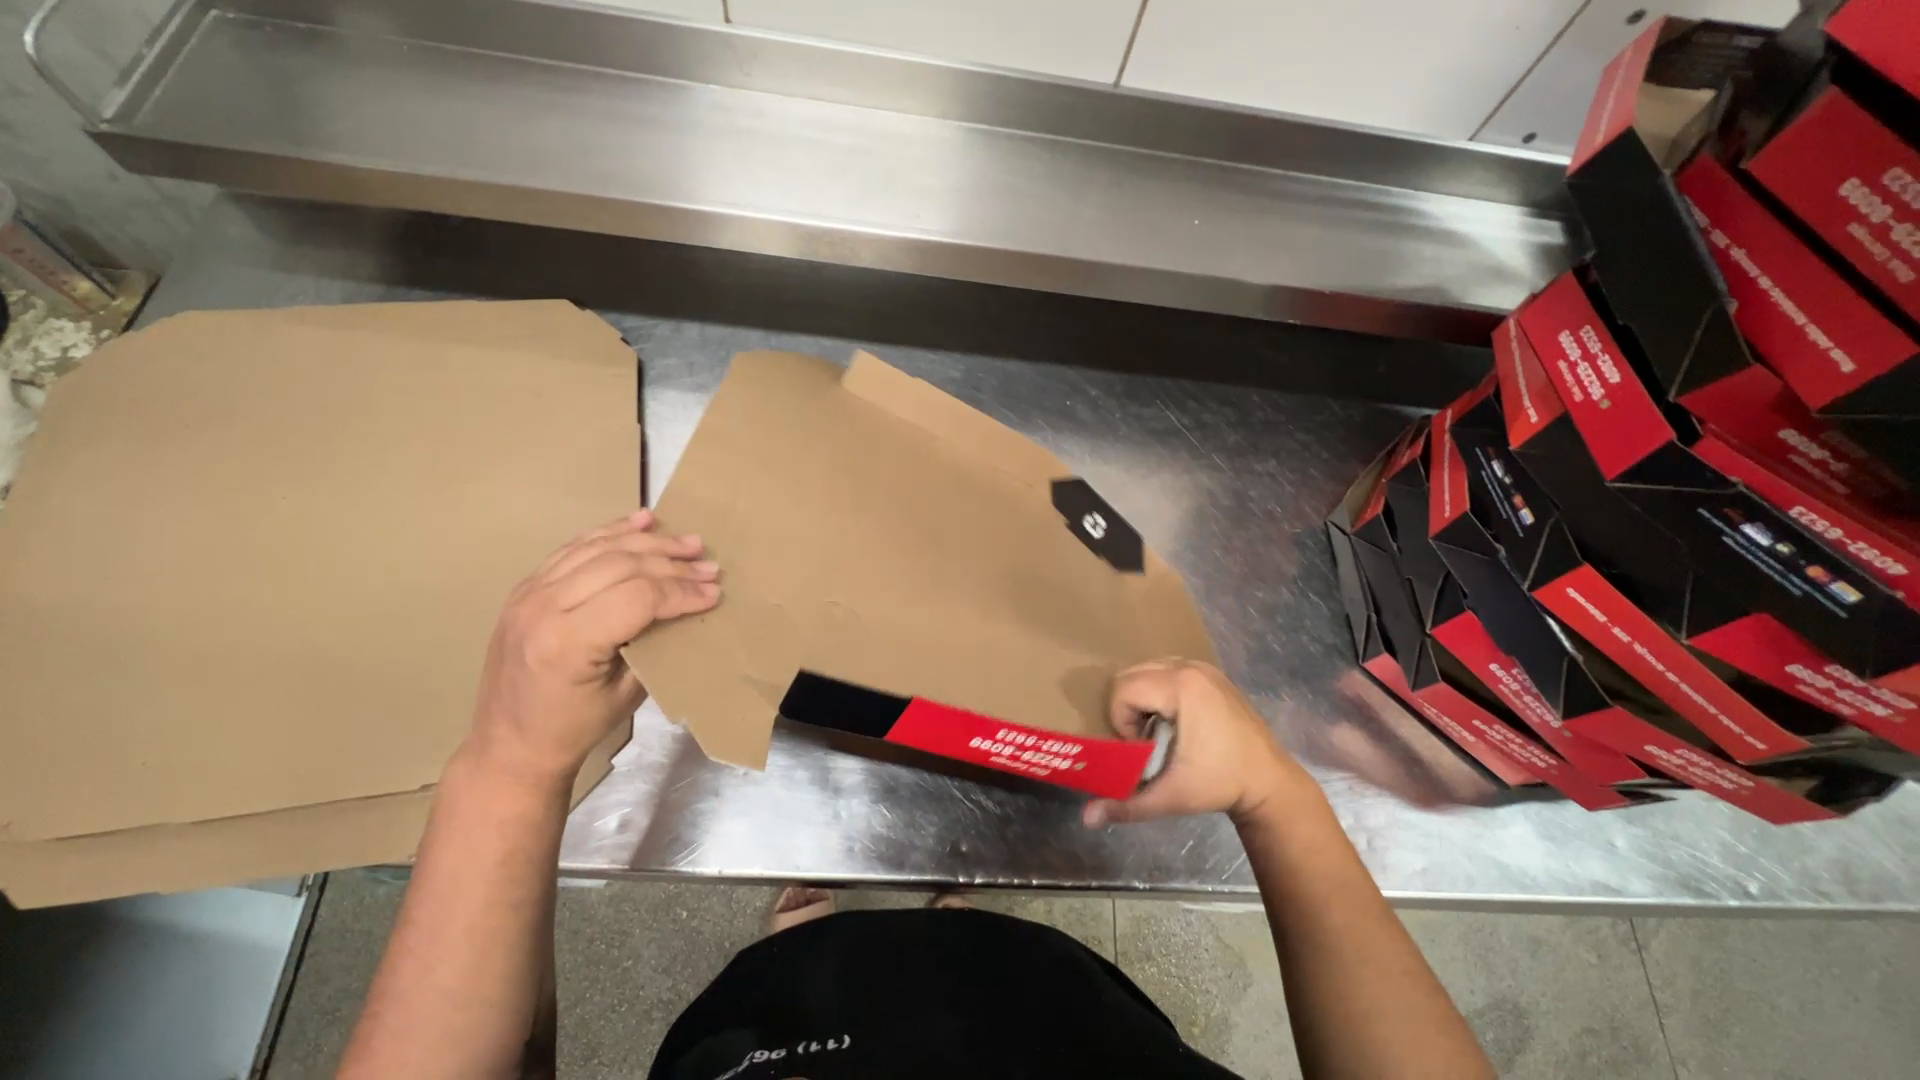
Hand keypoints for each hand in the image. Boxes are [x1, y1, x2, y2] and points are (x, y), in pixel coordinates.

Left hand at [462, 509, 719, 788]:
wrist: (509, 744)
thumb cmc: (574, 728)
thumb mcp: (627, 694)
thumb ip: (653, 643)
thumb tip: (688, 609)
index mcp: (567, 643)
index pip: (638, 597)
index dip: (681, 592)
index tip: (714, 593)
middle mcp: (542, 608)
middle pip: (621, 565)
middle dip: (672, 564)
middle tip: (709, 566)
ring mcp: (528, 593)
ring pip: (598, 548)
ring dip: (648, 542)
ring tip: (687, 543)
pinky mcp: (525, 588)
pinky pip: (574, 548)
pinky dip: (611, 531)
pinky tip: (641, 521)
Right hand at [1082, 659, 1310, 827]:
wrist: (1271, 782)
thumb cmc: (1221, 784)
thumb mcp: (1171, 796)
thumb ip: (1126, 805)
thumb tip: (1086, 818)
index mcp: (1182, 687)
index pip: (1123, 690)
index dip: (1121, 721)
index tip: (1141, 749)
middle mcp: (1191, 668)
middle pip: (1132, 674)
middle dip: (1128, 708)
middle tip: (1144, 741)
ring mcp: (1205, 668)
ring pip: (1149, 670)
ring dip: (1142, 699)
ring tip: (1158, 732)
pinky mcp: (1213, 675)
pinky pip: (1168, 672)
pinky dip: (1160, 693)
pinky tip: (1175, 724)